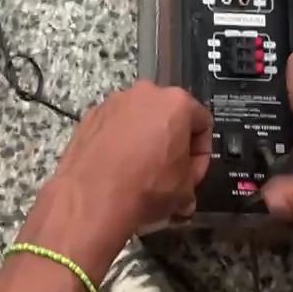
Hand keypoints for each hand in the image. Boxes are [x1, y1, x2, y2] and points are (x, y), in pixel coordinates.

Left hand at [23, 82, 212, 271]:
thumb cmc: (146, 188)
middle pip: (168, 115)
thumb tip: (184, 186)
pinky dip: (119, 140)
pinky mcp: (90, 114)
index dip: (200, 152)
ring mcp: (114, 101)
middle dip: (172, 141)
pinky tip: (116, 166)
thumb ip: (191, 178)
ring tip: (140, 171)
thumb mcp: (185, 190)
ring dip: (144, 138)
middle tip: (169, 171)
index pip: (202, 123)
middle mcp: (145, 93)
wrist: (91, 198)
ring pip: (139, 118)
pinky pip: (114, 125)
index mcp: (176, 103)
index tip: (192, 172)